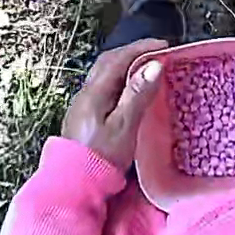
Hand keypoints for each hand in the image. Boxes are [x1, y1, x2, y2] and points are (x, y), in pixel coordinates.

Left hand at [61, 38, 167, 170]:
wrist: (71, 189)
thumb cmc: (101, 159)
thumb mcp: (124, 127)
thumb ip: (138, 95)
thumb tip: (155, 65)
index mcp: (94, 93)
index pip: (118, 59)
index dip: (141, 48)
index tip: (164, 45)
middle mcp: (85, 94)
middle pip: (108, 62)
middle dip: (133, 52)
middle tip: (156, 52)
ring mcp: (82, 105)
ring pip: (104, 74)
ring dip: (125, 64)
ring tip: (146, 67)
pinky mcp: (84, 117)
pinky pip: (104, 86)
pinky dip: (120, 79)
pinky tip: (130, 89)